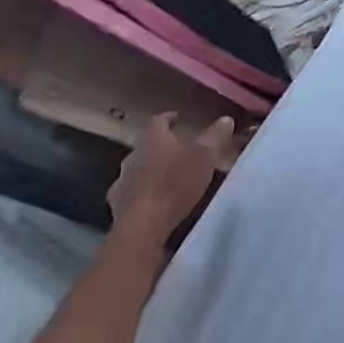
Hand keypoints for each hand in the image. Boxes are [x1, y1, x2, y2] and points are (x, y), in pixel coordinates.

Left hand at [107, 113, 235, 246]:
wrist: (145, 224)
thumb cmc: (176, 183)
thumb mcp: (205, 156)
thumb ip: (216, 136)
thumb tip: (226, 119)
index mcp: (153, 141)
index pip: (158, 122)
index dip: (168, 118)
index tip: (176, 118)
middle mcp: (133, 157)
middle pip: (146, 147)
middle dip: (161, 148)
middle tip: (177, 152)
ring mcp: (121, 181)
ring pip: (136, 170)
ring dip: (149, 171)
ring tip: (167, 178)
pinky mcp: (117, 205)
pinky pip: (130, 193)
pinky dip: (142, 193)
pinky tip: (152, 201)